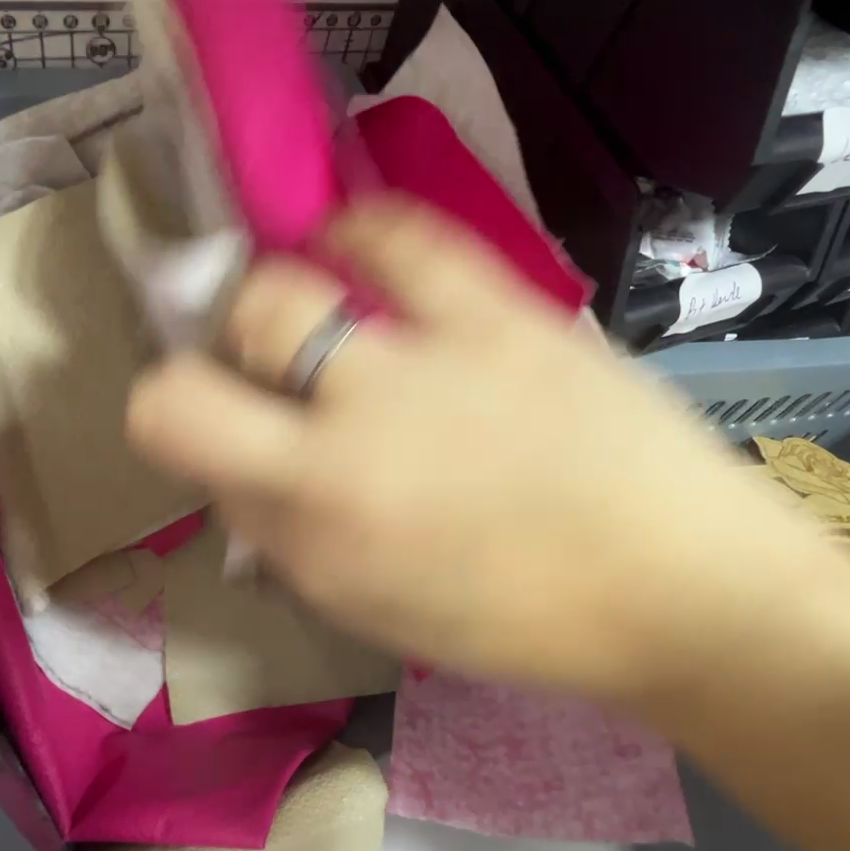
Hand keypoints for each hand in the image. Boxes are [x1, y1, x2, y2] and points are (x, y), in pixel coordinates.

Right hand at [126, 199, 840, 698]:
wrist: (676, 587)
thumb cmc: (522, 620)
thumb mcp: (375, 606)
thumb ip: (289, 532)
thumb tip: (241, 463)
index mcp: (313, 523)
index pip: (173, 422)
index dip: (176, 409)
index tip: (221, 419)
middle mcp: (343, 438)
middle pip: (216, 351)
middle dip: (224, 351)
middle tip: (272, 366)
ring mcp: (420, 365)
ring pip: (284, 289)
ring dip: (276, 297)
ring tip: (315, 306)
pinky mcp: (497, 315)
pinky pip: (401, 236)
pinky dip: (360, 230)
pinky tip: (354, 241)